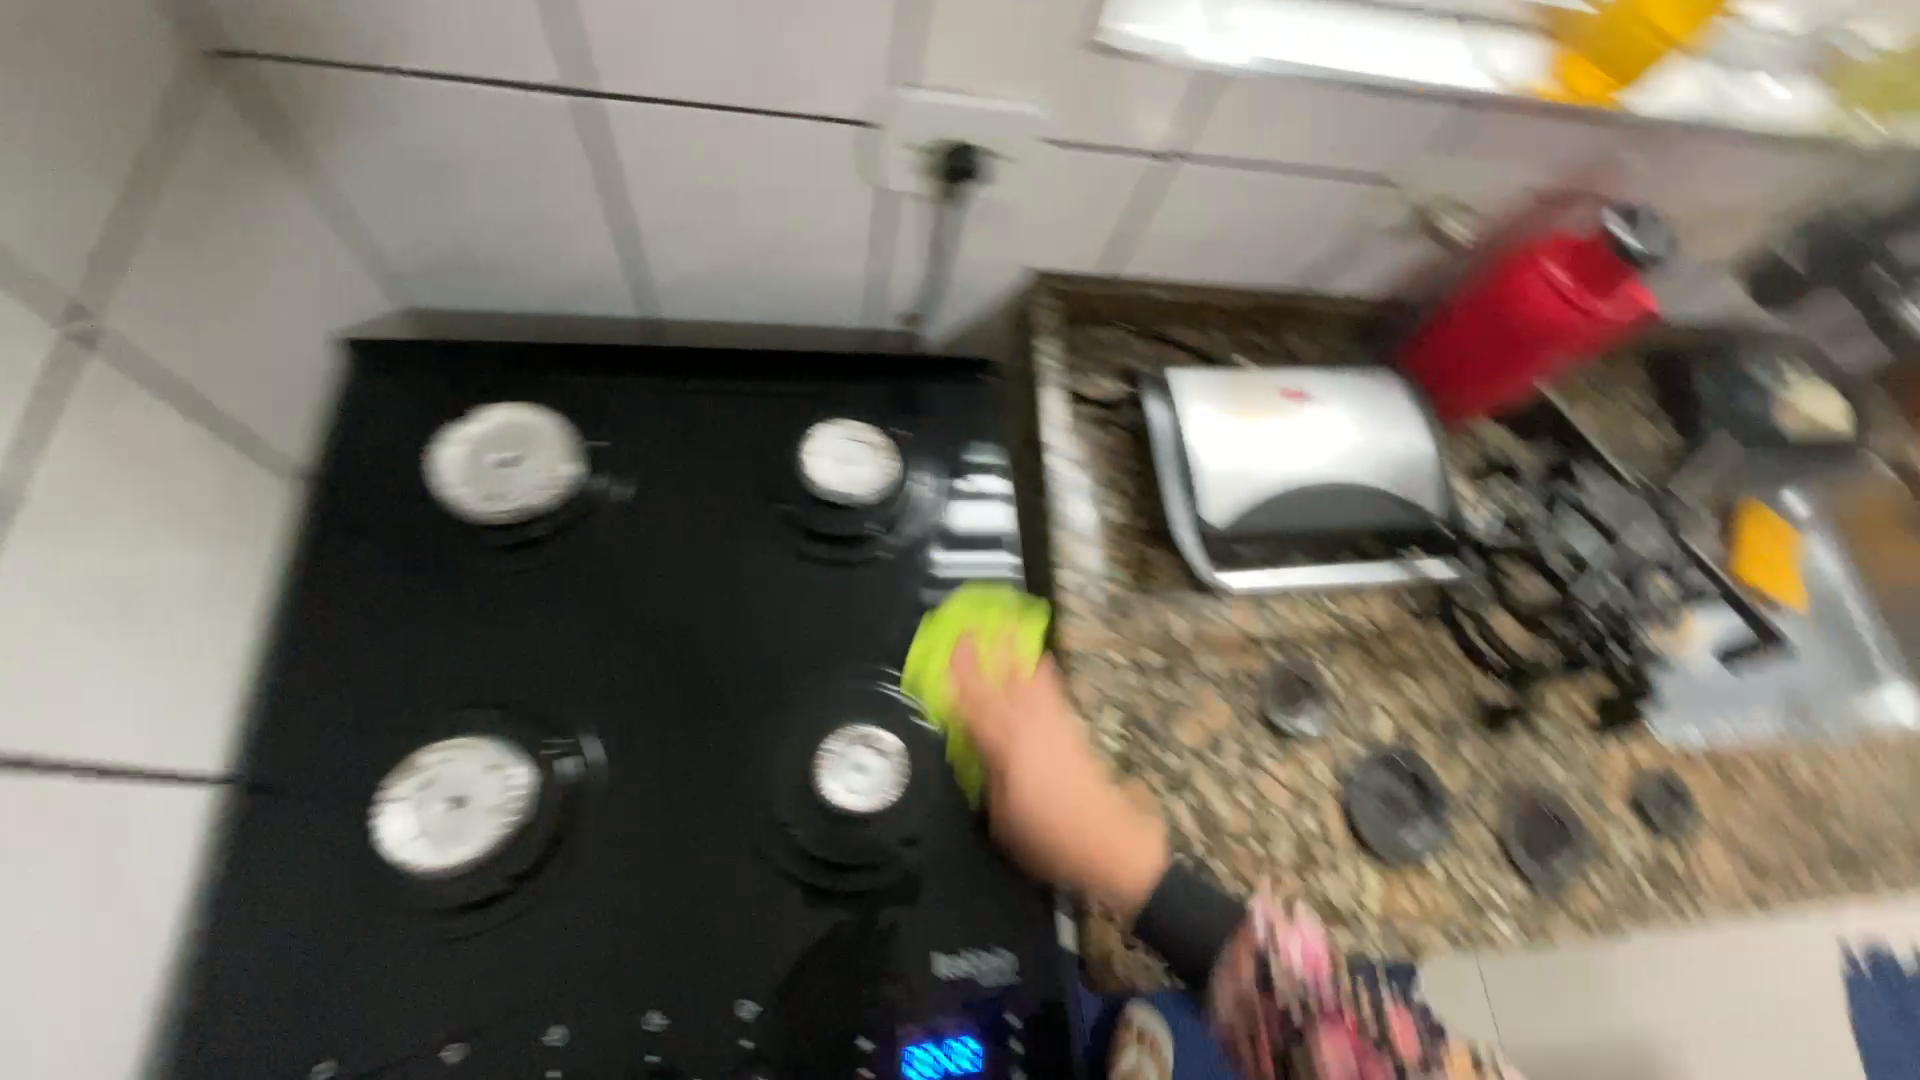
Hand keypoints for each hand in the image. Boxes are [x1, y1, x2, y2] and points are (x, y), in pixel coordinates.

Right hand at [949, 637, 1168, 920]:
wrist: (1107, 841)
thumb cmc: (1047, 836)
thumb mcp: (1000, 815)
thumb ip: (988, 777)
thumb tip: (980, 757)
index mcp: (1003, 745)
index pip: (974, 701)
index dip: (960, 673)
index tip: (950, 647)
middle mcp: (1027, 726)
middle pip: (1002, 680)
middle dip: (987, 651)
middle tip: (973, 625)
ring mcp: (1053, 724)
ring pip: (1029, 679)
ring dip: (1016, 652)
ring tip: (1008, 626)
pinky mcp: (1072, 730)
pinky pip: (1055, 692)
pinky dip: (1047, 673)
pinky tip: (1045, 660)